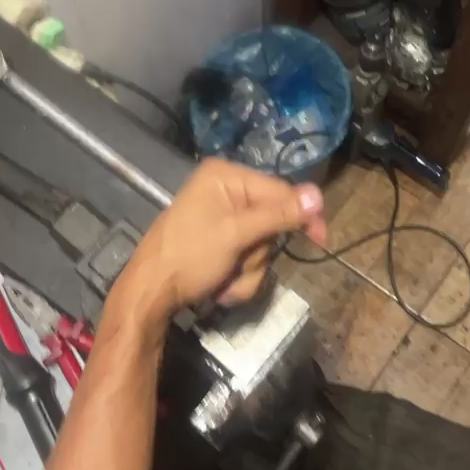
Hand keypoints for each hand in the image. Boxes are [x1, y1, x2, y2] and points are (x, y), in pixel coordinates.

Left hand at [115, 160, 326, 323]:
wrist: (149, 293)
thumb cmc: (189, 257)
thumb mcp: (236, 235)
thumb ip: (278, 215)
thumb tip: (318, 195)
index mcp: (226, 176)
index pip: (280, 191)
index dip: (301, 215)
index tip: (320, 239)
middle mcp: (225, 190)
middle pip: (272, 221)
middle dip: (258, 252)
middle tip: (237, 263)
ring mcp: (221, 217)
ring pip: (261, 245)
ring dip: (248, 269)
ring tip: (223, 278)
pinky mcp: (219, 241)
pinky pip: (246, 256)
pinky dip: (237, 276)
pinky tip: (218, 283)